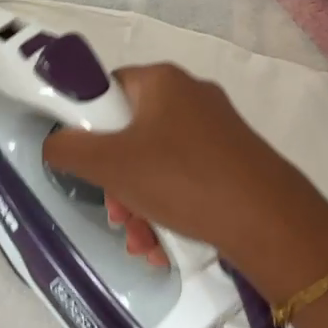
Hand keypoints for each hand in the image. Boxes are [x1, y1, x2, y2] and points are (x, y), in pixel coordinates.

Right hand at [42, 64, 327, 302]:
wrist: (272, 225)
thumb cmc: (181, 179)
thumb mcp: (107, 164)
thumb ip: (66, 148)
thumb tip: (55, 143)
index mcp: (161, 81)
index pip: (104, 88)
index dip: (84, 122)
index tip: (82, 158)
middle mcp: (191, 97)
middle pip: (127, 133)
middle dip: (113, 180)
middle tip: (114, 213)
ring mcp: (216, 131)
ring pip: (153, 163)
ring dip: (136, 204)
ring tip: (140, 241)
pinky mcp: (233, 163)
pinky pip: (182, 179)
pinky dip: (165, 209)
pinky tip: (161, 245)